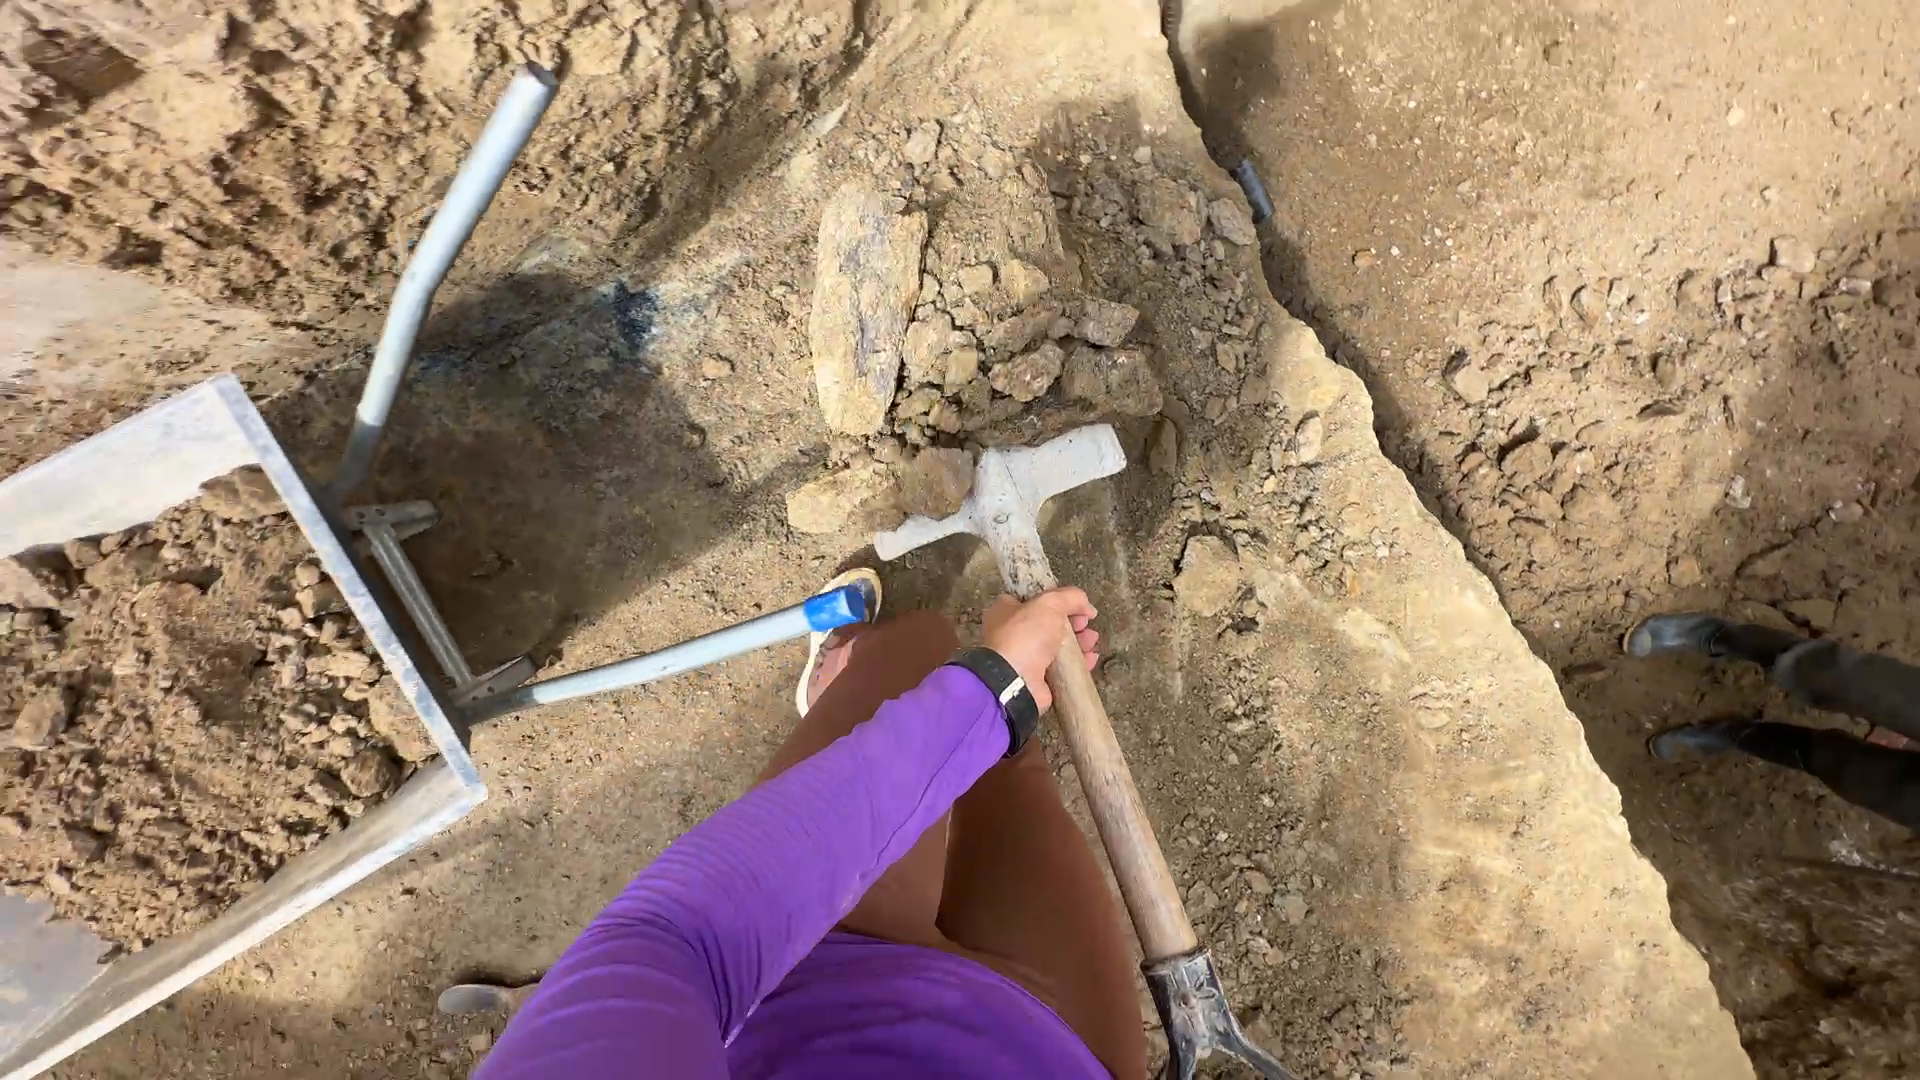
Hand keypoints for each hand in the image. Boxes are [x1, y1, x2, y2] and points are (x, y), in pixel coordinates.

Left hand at [981, 587, 1098, 713]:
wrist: (1015, 681)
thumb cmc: (1025, 636)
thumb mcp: (1049, 604)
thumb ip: (1070, 597)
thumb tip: (1086, 605)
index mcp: (1006, 611)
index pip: (1034, 600)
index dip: (1057, 600)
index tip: (1075, 604)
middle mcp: (1013, 635)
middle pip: (1049, 624)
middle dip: (1072, 623)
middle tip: (1085, 623)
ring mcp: (1025, 659)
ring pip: (1057, 647)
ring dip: (1078, 642)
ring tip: (1092, 640)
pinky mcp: (1038, 680)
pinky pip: (1062, 669)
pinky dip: (1077, 663)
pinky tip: (1090, 658)